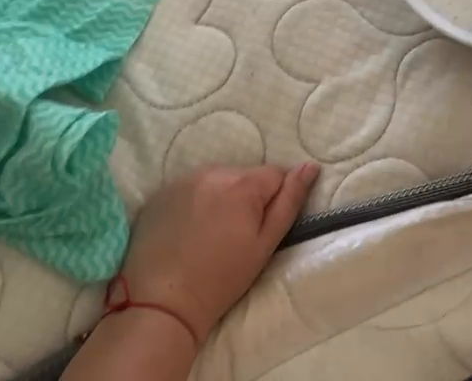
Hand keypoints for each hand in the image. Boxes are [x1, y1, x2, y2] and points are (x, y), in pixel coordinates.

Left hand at [118, 163, 319, 339]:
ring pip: (218, 180)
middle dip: (247, 197)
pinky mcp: (161, 192)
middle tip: (236, 234)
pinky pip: (192, 187)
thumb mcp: (265, 244)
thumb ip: (290, 201)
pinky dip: (196, 201)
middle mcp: (214, 171)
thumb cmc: (221, 279)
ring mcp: (184, 180)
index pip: (275, 174)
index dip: (275, 200)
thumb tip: (310, 166)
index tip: (259, 228)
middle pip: (245, 175)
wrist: (161, 304)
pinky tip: (189, 229)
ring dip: (222, 197)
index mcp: (243, 183)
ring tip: (211, 233)